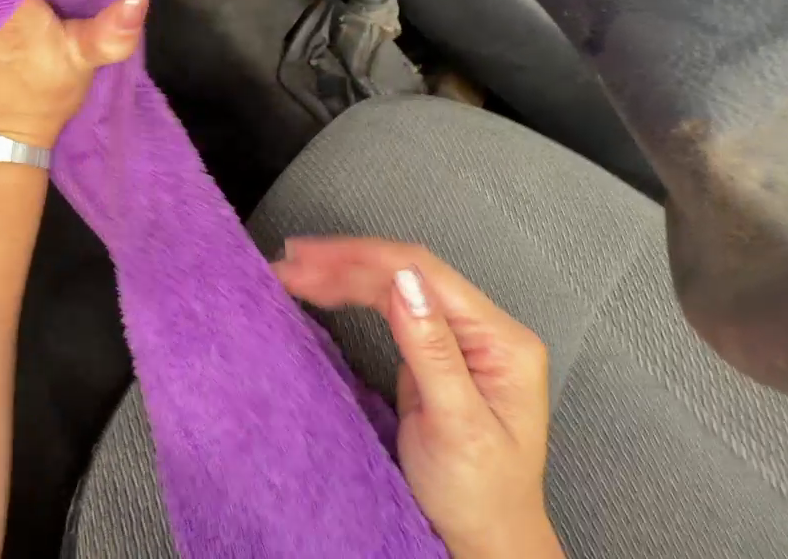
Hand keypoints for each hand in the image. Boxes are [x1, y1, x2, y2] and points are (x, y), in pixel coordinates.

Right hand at [273, 238, 563, 558]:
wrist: (481, 537)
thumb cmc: (480, 491)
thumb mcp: (457, 423)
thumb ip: (431, 349)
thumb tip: (404, 281)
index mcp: (500, 341)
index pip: (423, 274)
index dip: (361, 257)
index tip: (308, 257)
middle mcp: (480, 330)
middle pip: (401, 273)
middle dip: (340, 264)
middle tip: (287, 266)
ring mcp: (453, 337)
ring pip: (387, 283)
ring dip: (337, 274)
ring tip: (289, 271)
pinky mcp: (427, 347)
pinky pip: (381, 304)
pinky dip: (345, 293)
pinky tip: (318, 290)